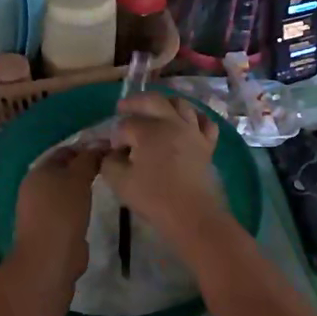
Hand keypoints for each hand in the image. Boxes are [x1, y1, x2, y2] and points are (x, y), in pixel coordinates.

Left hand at [11, 146, 104, 285]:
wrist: (50, 257)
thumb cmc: (62, 212)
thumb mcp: (78, 178)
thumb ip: (89, 159)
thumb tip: (99, 144)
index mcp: (39, 171)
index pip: (65, 151)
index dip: (86, 148)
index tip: (110, 150)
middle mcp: (36, 188)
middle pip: (64, 171)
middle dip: (85, 168)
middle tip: (112, 167)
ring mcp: (42, 210)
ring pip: (67, 191)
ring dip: (84, 188)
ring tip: (108, 186)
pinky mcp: (51, 228)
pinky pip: (69, 210)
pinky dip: (82, 206)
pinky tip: (97, 208)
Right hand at [102, 93, 225, 242]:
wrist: (191, 215)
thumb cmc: (153, 198)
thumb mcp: (120, 182)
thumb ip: (109, 162)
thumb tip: (112, 153)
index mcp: (149, 131)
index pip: (126, 125)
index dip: (116, 137)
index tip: (114, 152)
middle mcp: (172, 123)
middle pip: (153, 101)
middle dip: (135, 102)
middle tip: (123, 106)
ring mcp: (193, 131)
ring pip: (180, 105)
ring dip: (165, 103)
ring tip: (155, 110)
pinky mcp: (207, 145)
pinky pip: (205, 122)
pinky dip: (196, 117)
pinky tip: (188, 121)